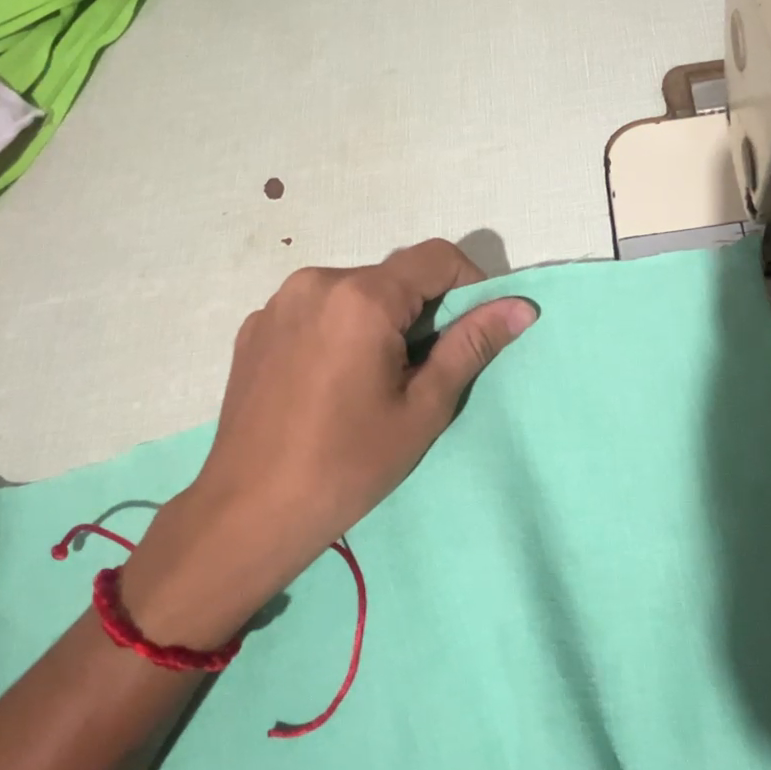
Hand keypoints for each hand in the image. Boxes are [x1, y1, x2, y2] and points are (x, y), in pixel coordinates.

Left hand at [120, 239, 536, 646]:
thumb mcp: (424, 408)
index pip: (437, 258)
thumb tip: (521, 306)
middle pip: (393, 276)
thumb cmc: (349, 464)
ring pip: (355, 293)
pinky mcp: (254, 329)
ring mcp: (277, 304)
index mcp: (361, 298)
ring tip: (376, 382)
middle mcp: (315, 282)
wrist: (249, 512)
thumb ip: (471, 345)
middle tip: (425, 373)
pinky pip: (317, 312)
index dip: (471, 286)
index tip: (474, 333)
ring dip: (381, 322)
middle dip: (423, 312)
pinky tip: (333, 385)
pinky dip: (341, 333)